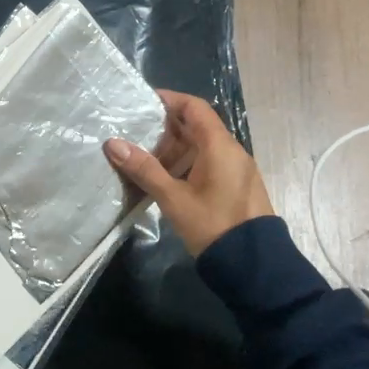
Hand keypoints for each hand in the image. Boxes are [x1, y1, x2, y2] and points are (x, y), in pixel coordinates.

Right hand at [105, 91, 273, 254]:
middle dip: (166, 127)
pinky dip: (188, 162)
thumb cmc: (213, 226)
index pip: (194, 107)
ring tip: (146, 157)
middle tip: (136, 132)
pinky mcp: (237, 187)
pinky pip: (210, 162)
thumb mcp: (173, 198)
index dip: (169, 99)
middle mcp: (232, 152)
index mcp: (220, 146)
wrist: (256, 269)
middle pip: (197, 125)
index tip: (142, 102)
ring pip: (203, 146)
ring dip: (175, 148)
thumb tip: (113, 143)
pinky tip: (167, 178)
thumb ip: (144, 169)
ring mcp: (237, 170)